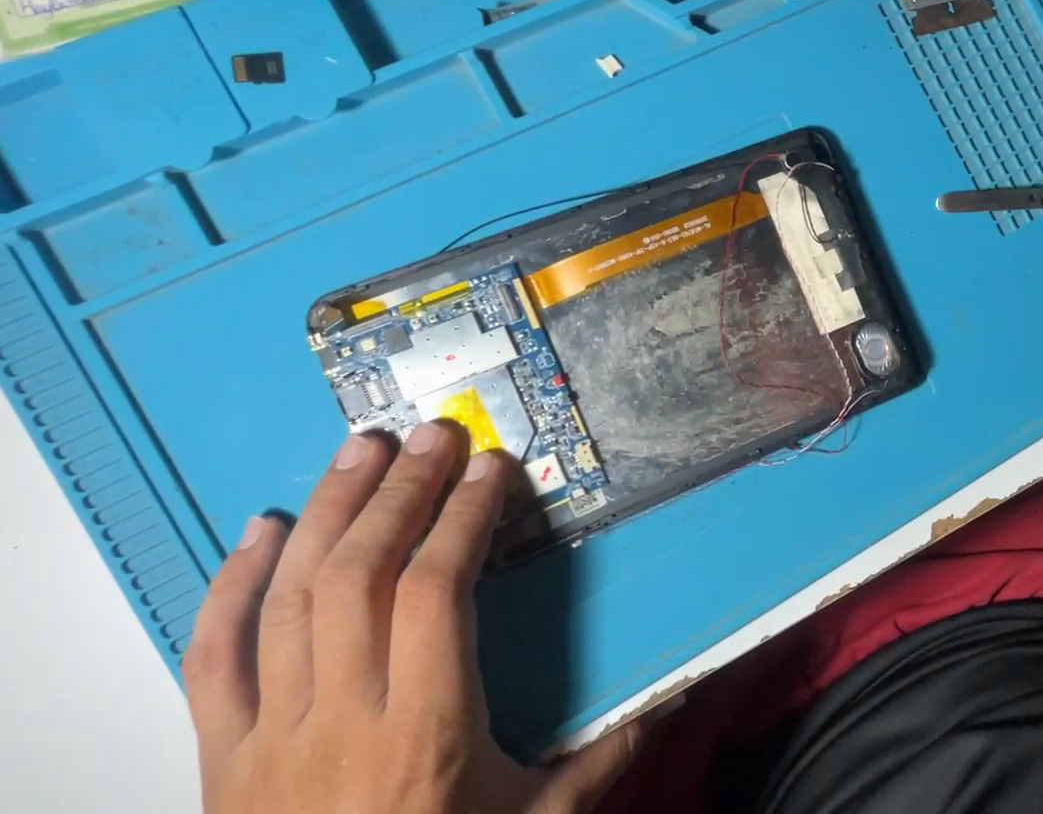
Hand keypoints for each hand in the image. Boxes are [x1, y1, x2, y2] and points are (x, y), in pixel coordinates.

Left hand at [184, 422, 641, 813]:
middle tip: (433, 435)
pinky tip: (264, 529)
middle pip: (361, 577)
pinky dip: (231, 585)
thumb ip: (606, 757)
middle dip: (401, 492)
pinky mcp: (220, 755)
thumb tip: (679, 694)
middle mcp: (341, 720)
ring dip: (329, 512)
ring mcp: (269, 735)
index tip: (491, 469)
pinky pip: (211, 657)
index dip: (463, 518)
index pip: (436, 593)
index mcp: (426, 732)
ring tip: (360, 449)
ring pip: (290, 599)